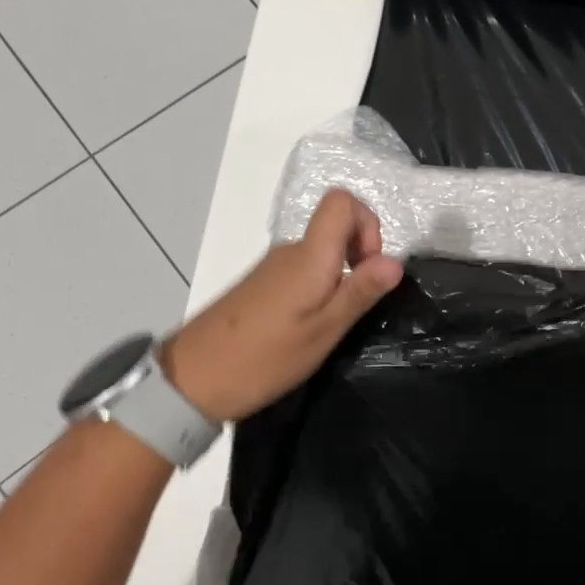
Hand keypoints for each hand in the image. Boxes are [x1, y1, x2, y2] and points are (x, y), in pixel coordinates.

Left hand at [161, 189, 403, 421]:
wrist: (187, 383)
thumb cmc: (262, 358)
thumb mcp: (323, 331)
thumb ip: (360, 292)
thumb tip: (397, 261)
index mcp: (309, 256)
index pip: (342, 201)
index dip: (367, 223)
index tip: (369, 266)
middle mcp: (290, 252)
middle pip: (335, 228)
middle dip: (359, 257)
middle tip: (356, 305)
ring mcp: (272, 268)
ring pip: (320, 254)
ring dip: (338, 278)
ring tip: (331, 325)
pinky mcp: (260, 286)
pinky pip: (302, 271)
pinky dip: (317, 290)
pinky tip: (307, 329)